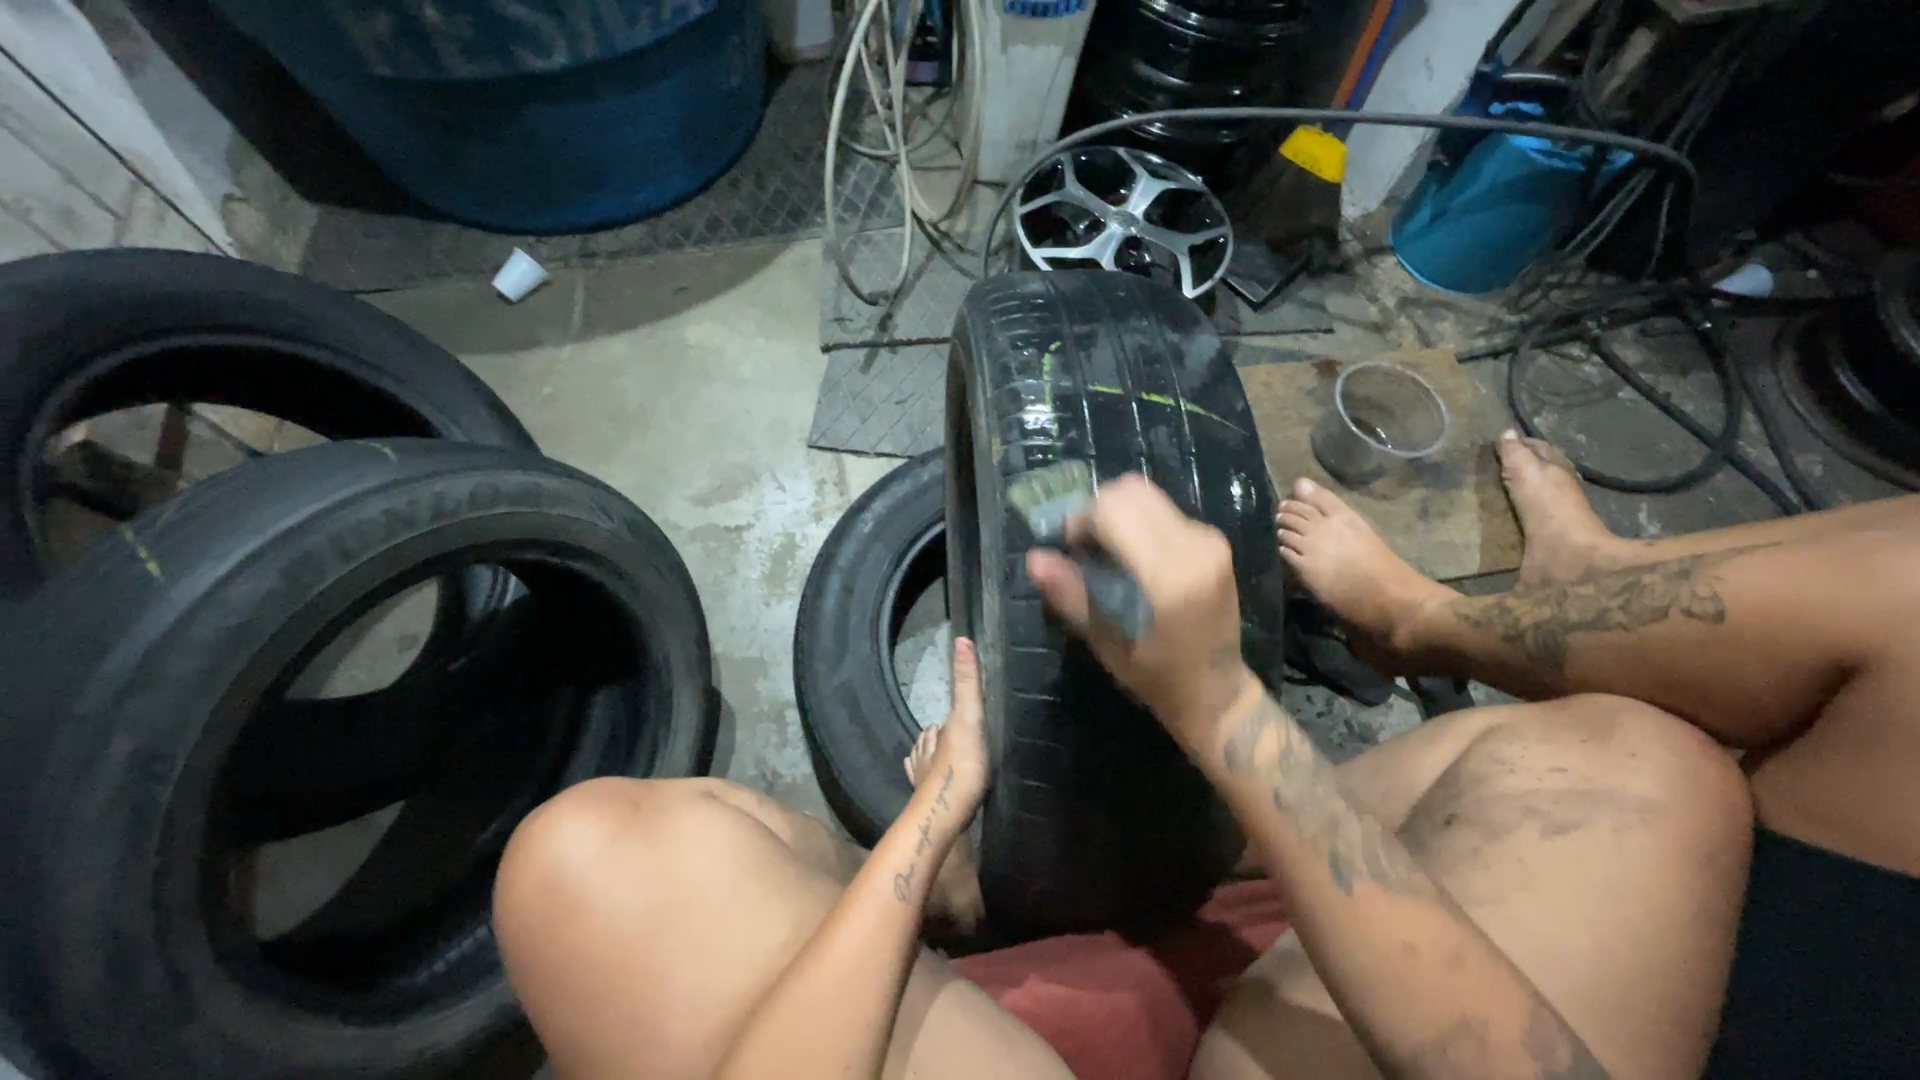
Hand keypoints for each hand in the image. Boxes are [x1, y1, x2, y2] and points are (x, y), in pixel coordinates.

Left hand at [905, 636, 989, 816]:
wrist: (944, 816)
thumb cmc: (960, 766)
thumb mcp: (968, 718)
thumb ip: (966, 682)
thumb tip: (961, 638)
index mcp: (936, 736)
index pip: (938, 724)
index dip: (947, 720)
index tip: (956, 717)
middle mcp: (924, 756)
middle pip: (929, 744)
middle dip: (938, 739)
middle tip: (952, 736)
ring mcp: (924, 783)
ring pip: (923, 765)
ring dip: (931, 759)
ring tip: (944, 757)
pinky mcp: (929, 806)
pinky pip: (924, 789)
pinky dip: (926, 783)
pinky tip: (928, 785)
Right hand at [1025, 475, 1255, 753]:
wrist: (1218, 691)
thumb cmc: (1158, 677)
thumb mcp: (1106, 644)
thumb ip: (1071, 596)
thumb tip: (1034, 558)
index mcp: (1170, 575)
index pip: (1114, 510)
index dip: (1082, 520)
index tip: (1072, 549)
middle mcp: (1196, 547)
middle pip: (1132, 491)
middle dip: (1098, 511)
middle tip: (1086, 548)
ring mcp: (1210, 540)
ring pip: (1148, 496)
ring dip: (1119, 515)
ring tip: (1108, 553)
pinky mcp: (1214, 541)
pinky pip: (1164, 511)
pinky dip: (1138, 523)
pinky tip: (1132, 557)